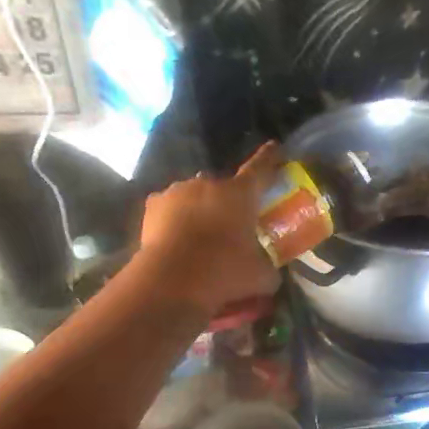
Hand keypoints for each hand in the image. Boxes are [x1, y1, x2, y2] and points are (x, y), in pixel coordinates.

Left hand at [135, 142, 282, 315]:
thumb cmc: (223, 272)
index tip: (275, 147)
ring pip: (195, 196)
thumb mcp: (260, 277)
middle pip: (224, 187)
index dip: (270, 158)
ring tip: (201, 237)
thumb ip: (269, 268)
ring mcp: (177, 191)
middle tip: (233, 227)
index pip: (261, 167)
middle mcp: (209, 183)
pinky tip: (177, 238)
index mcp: (240, 193)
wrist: (170, 281)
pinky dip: (176, 219)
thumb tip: (271, 271)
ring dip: (201, 209)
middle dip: (229, 202)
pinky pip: (171, 208)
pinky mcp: (153, 205)